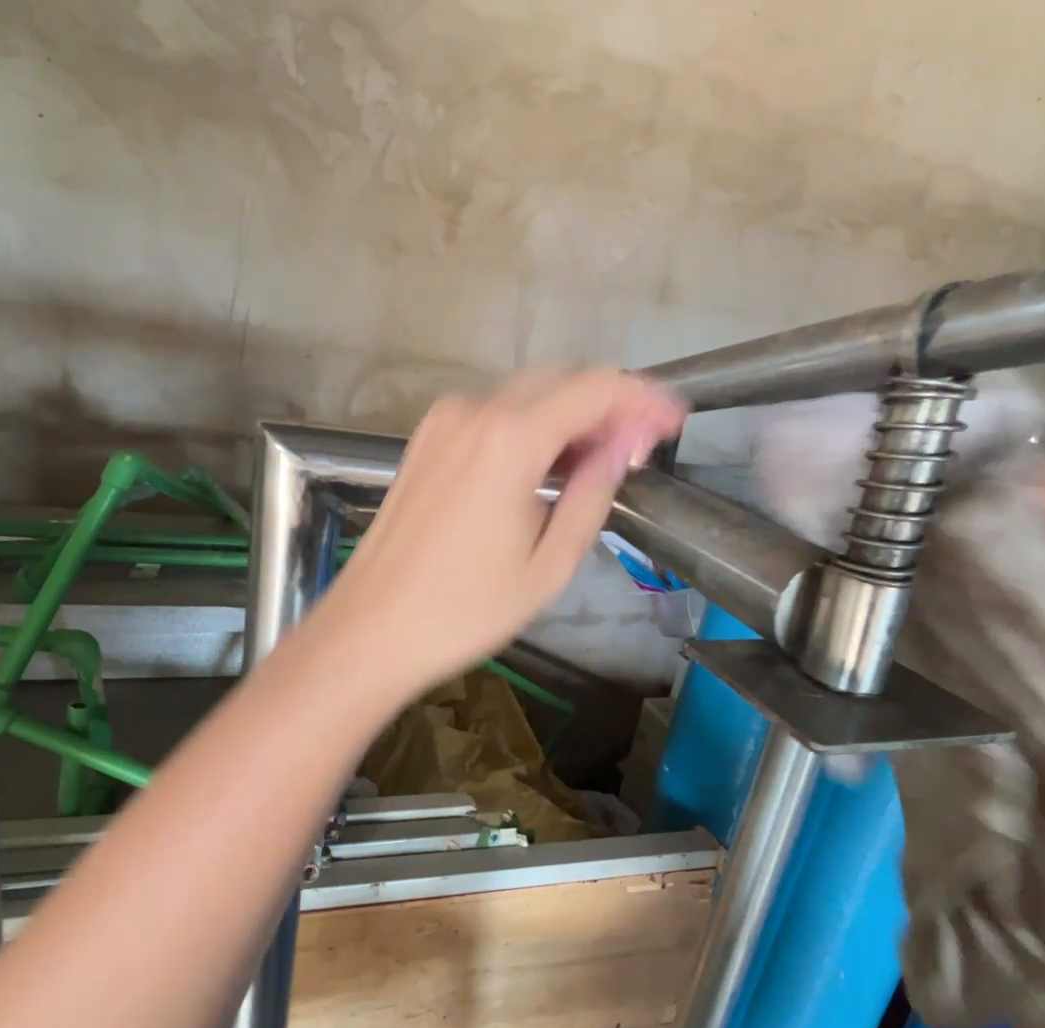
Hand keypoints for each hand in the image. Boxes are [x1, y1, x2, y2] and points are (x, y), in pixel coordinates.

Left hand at [307, 370, 686, 700]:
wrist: (371, 628)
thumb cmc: (465, 609)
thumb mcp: (549, 565)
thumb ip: (593, 495)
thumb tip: (621, 449)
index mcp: (510, 438)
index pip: (596, 389)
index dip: (643, 399)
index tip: (673, 421)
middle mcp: (475, 411)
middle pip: (561, 381)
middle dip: (609, 406)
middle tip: (640, 448)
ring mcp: (445, 422)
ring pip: (527, 394)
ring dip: (571, 415)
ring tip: (601, 461)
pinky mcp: (427, 439)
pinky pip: (494, 413)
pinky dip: (532, 426)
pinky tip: (549, 465)